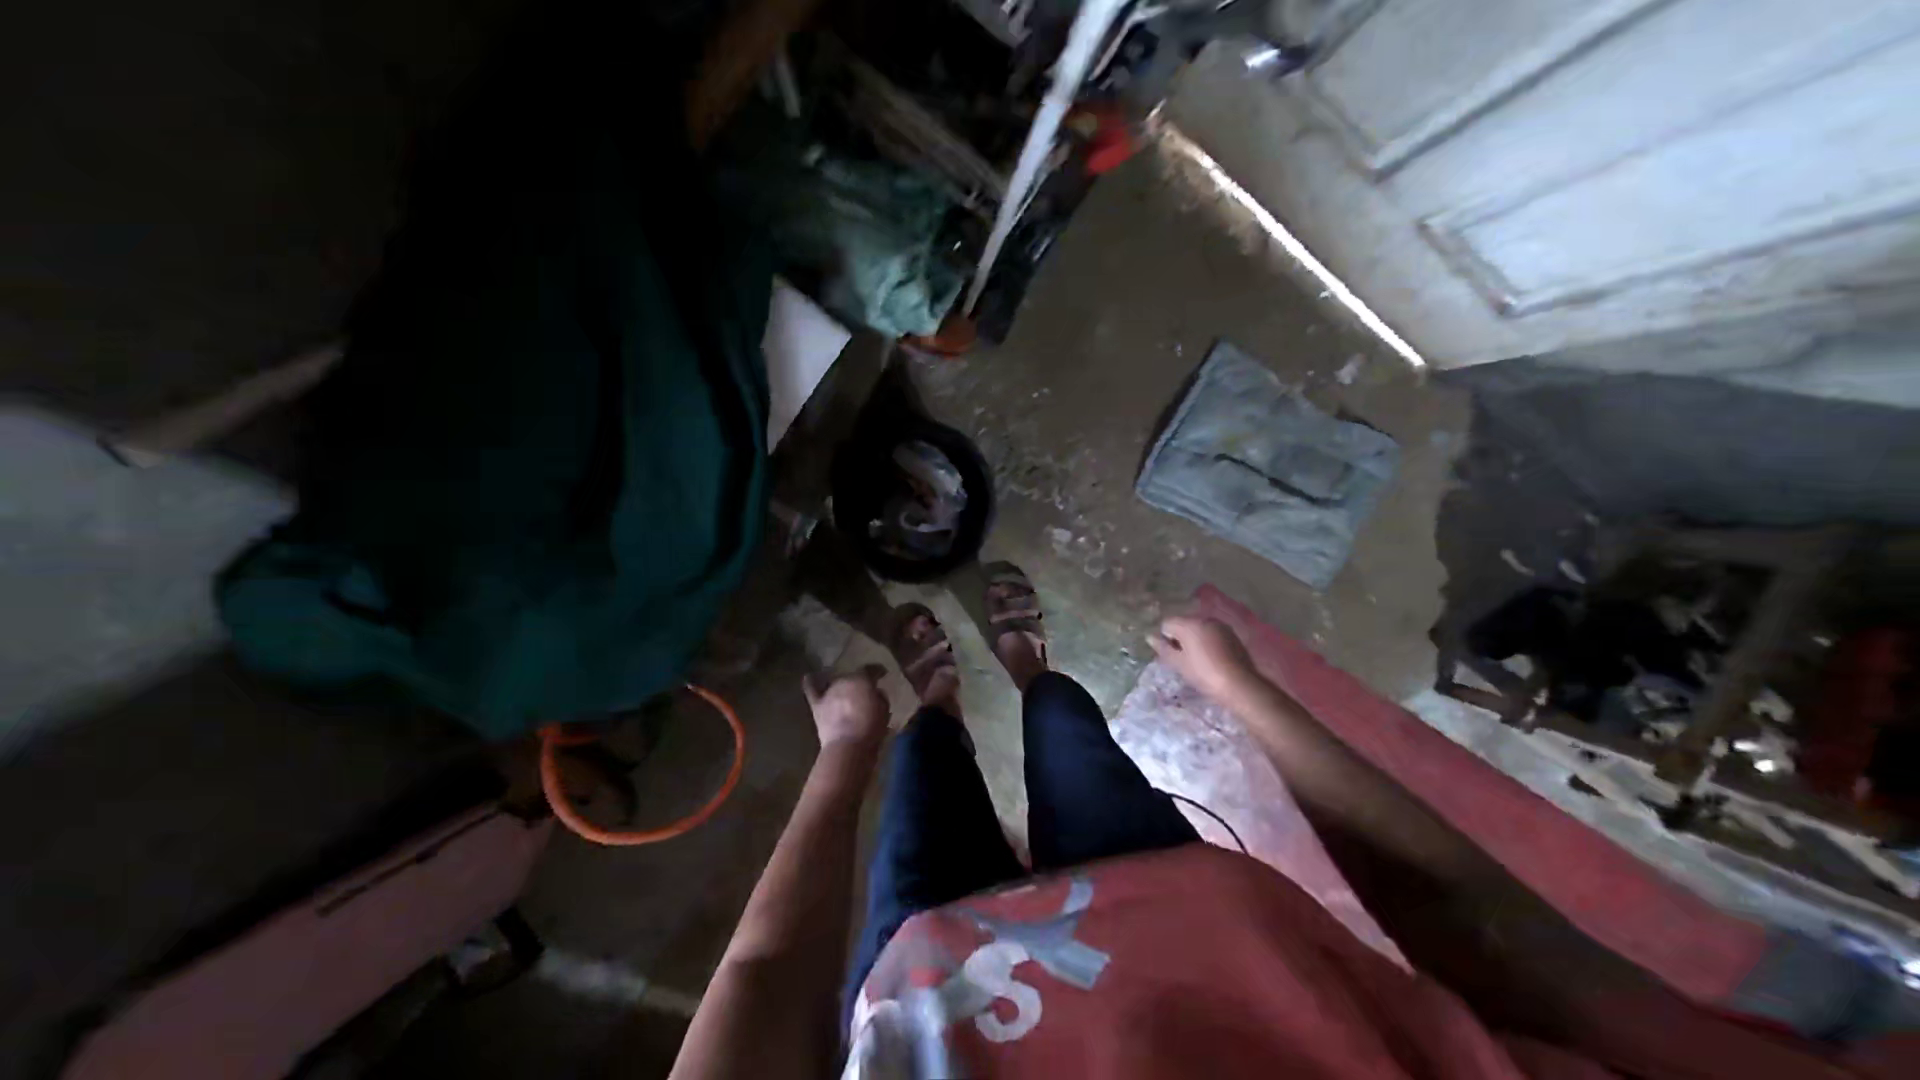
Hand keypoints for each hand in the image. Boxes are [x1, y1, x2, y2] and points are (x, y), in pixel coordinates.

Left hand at [802, 668, 888, 751]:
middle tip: (865, 694)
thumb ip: (880, 697)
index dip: (877, 671)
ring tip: (846, 694)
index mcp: (862, 681)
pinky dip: (810, 682)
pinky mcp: (817, 705)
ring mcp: (829, 693)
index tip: (882, 674)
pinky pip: (812, 690)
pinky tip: (808, 676)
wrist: (848, 747)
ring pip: (835, 683)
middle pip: (852, 677)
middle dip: (858, 684)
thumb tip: (875, 693)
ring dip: (842, 688)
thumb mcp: (884, 711)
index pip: (871, 669)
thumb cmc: (871, 729)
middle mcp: (844, 681)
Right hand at [1150, 616, 1258, 703]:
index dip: (1165, 638)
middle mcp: (1205, 619)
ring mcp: (1221, 626)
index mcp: (1189, 624)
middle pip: (1184, 624)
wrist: (1239, 685)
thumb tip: (1150, 636)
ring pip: (1199, 629)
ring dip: (1194, 640)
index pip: (1167, 623)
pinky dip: (1208, 642)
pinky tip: (1212, 659)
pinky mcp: (1232, 635)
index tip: (1171, 655)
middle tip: (1183, 659)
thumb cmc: (1203, 674)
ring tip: (1198, 660)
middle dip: (1180, 638)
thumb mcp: (1178, 663)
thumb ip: (1163, 648)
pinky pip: (1212, 634)